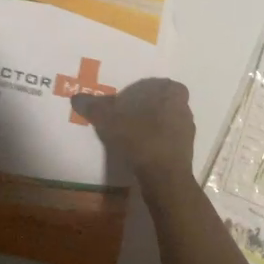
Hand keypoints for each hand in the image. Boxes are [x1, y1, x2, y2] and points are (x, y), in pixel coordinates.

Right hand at [71, 78, 195, 186]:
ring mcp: (187, 135)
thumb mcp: (111, 121)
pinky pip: (169, 142)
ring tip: (132, 133)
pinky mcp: (185, 155)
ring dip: (154, 126)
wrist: (164, 179)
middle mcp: (185, 111)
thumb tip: (76, 97)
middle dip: (150, 107)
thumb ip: (95, 107)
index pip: (165, 85)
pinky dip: (156, 144)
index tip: (133, 97)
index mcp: (173, 96)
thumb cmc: (142, 140)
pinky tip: (141, 151)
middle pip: (166, 104)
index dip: (150, 89)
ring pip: (169, 123)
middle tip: (129, 113)